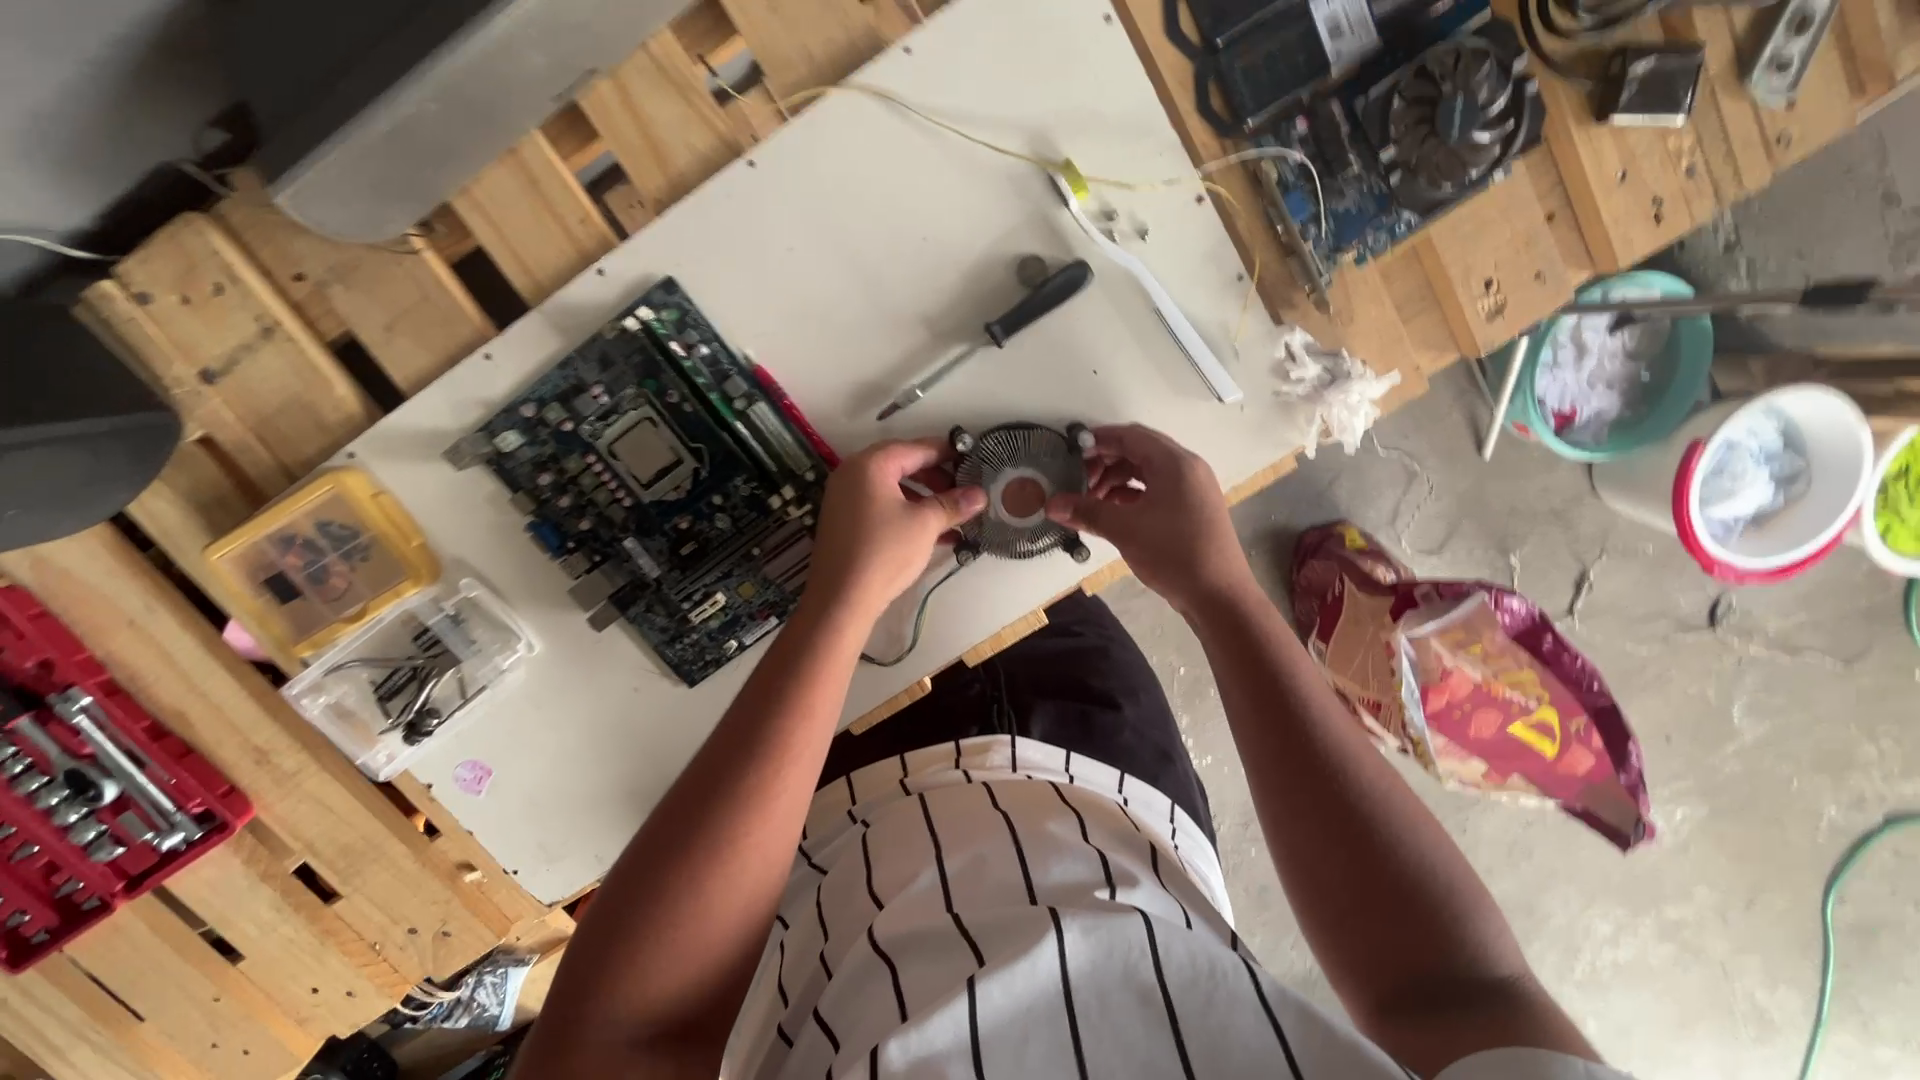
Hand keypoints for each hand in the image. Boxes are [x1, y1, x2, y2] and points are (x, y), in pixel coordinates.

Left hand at [804, 438, 985, 623]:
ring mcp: (844, 497)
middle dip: (935, 477)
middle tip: (962, 489)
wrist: (841, 599)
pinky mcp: (844, 521)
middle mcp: (852, 473)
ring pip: (892, 488)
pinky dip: (905, 512)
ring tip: (952, 514)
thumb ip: (953, 504)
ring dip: (923, 498)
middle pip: (901, 465)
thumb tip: (981, 494)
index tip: (972, 459)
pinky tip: (933, 533)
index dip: (946, 453)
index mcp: (870, 464)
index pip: (915, 448)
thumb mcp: (925, 525)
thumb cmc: (884, 552)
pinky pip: (880, 505)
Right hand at [1046, 424, 1254, 614]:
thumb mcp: (1125, 530)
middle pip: (1138, 451)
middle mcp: (1186, 468)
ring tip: (1090, 501)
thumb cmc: (1173, 553)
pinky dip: (1131, 496)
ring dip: (1115, 481)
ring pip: (1146, 472)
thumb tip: (1051, 504)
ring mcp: (1191, 489)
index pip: (1130, 436)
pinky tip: (1110, 513)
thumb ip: (1086, 511)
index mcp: (1174, 463)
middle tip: (1077, 482)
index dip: (1097, 440)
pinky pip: (1156, 490)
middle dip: (1104, 463)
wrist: (1219, 595)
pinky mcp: (1191, 509)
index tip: (1069, 453)